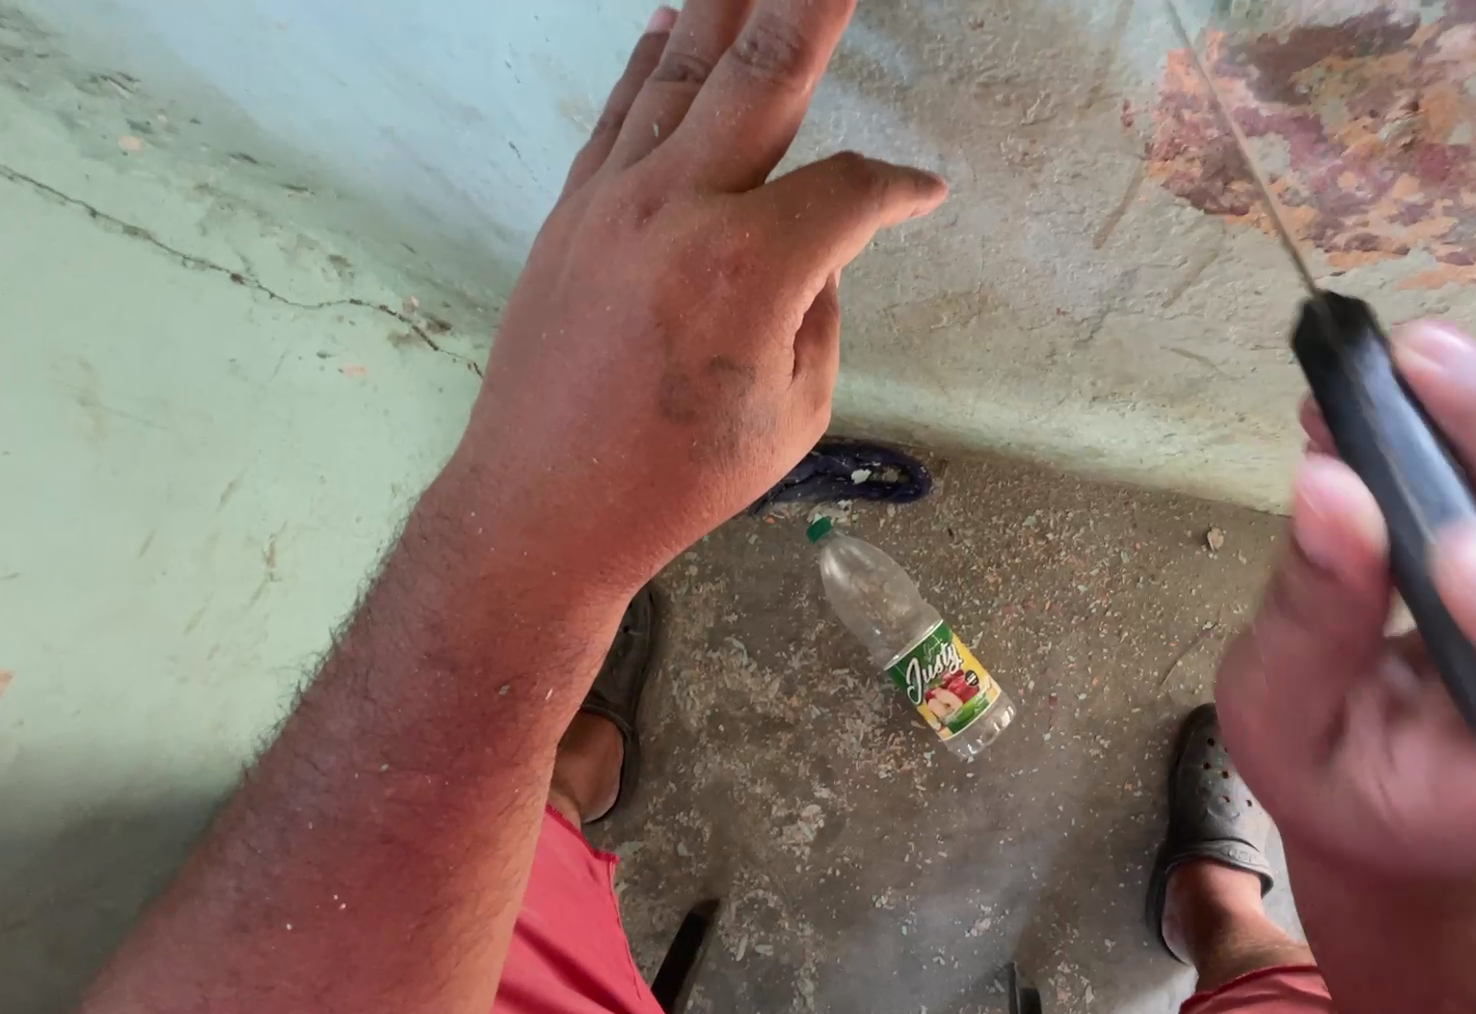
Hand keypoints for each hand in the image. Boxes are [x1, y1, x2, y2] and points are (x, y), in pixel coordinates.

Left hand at [451, 1, 946, 593]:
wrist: (549, 502)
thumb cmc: (685, 477)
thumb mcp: (797, 413)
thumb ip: (818, 314)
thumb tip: (813, 253)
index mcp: (753, 268)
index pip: (851, 191)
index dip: (900, 190)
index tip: (926, 195)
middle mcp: (681, 207)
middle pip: (764, 68)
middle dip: (816, 2)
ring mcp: (615, 198)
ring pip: (682, 66)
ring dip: (732, 2)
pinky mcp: (572, 209)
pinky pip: (624, 107)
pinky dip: (659, 58)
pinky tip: (680, 25)